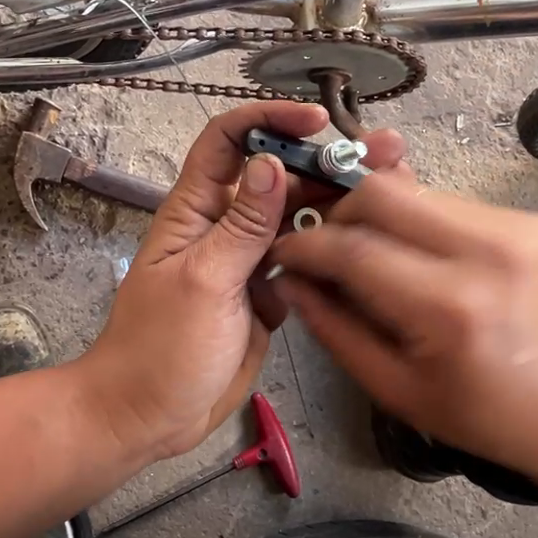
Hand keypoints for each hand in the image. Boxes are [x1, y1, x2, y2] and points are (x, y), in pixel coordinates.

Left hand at [74, 101, 406, 462]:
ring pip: (294, 215)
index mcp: (196, 209)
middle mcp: (225, 223)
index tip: (315, 121)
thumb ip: (242, 227)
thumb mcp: (204, 281)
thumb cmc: (160, 347)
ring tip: (388, 189)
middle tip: (383, 152)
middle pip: (274, 175)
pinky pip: (302, 256)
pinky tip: (367, 240)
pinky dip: (330, 247)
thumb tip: (273, 164)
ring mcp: (247, 257)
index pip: (227, 141)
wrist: (148, 417)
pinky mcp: (265, 291)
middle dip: (321, 159)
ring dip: (334, 200)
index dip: (266, 119)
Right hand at [268, 173, 537, 486]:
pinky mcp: (530, 218)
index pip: (353, 248)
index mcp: (450, 308)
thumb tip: (290, 281)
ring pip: (414, 190)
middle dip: (339, 211)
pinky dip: (420, 222)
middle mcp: (485, 252)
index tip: (285, 251)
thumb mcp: (397, 390)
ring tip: (377, 253)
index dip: (307, 245)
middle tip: (329, 244)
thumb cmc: (487, 414)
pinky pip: (449, 202)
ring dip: (380, 215)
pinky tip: (425, 257)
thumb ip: (334, 329)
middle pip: (381, 192)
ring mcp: (514, 227)